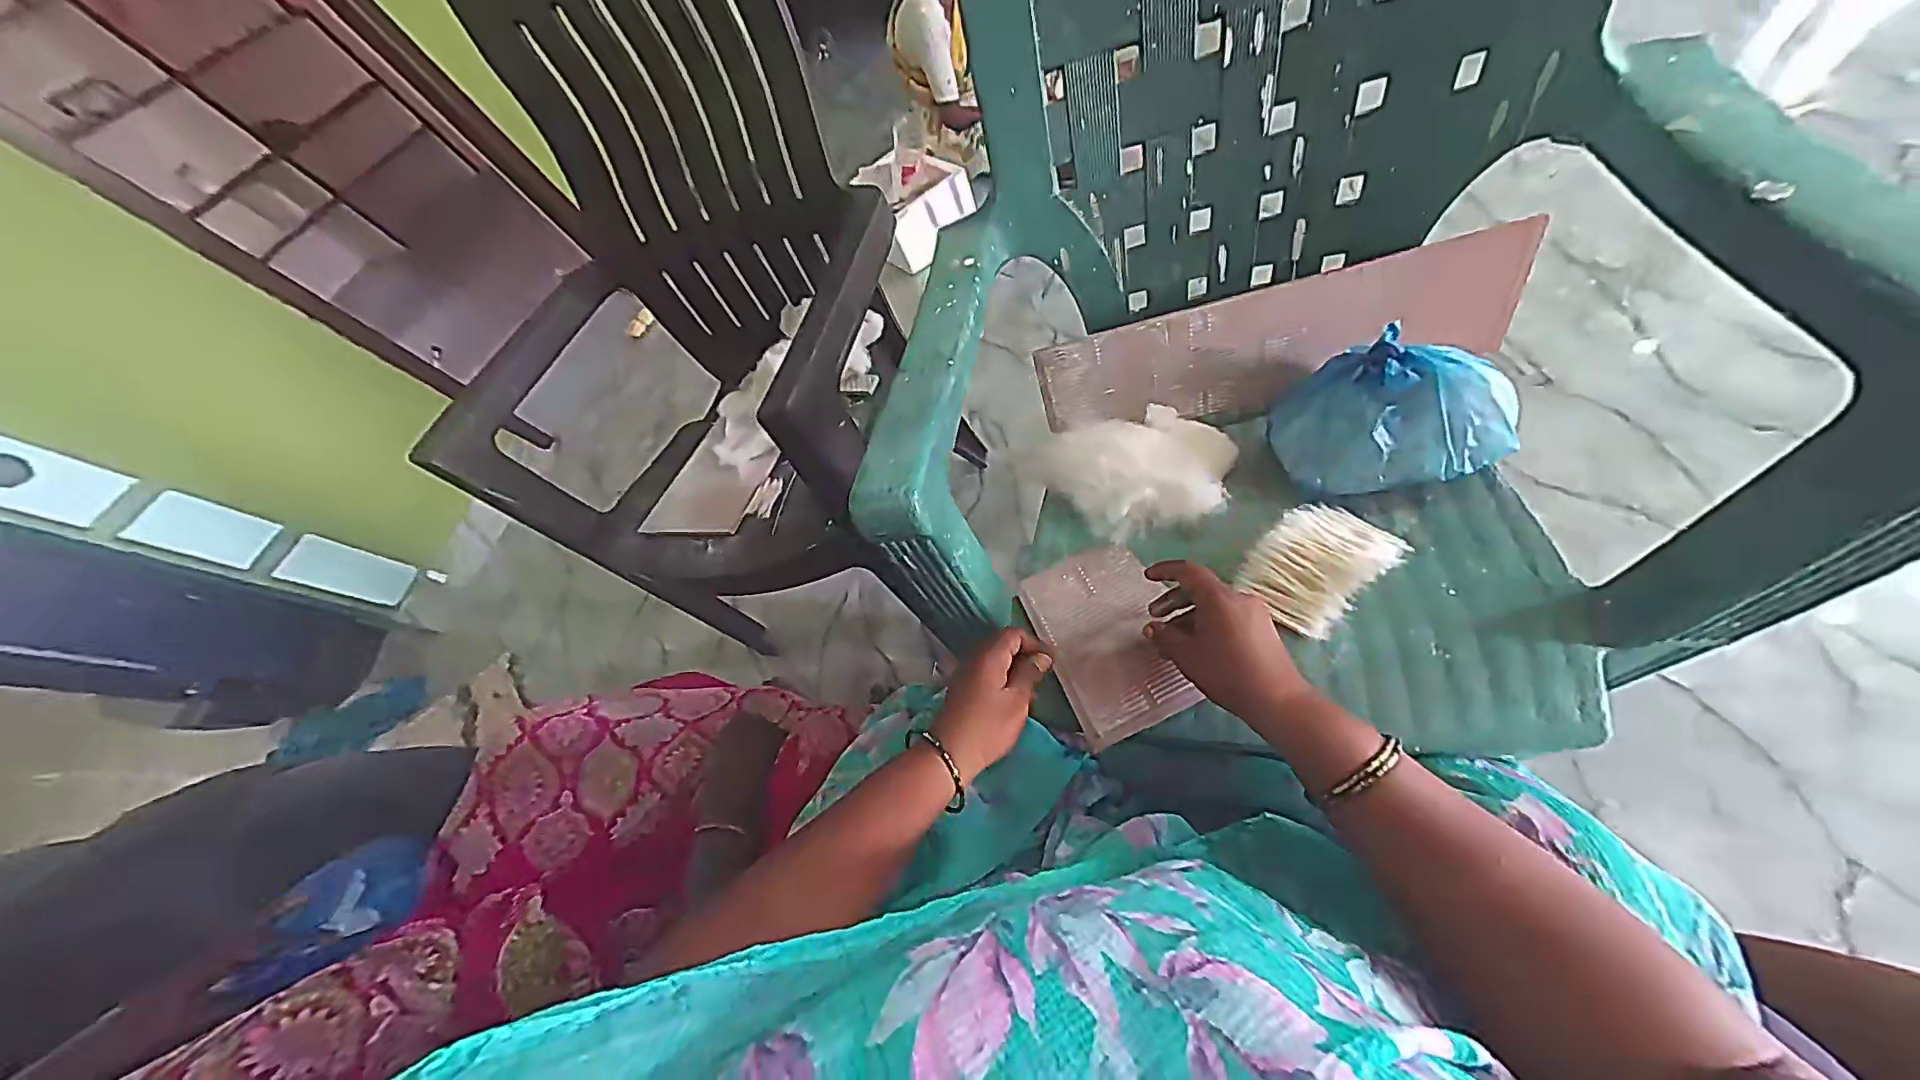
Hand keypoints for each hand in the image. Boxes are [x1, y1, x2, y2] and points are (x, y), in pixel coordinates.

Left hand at [929, 627, 1052, 781]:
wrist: (949, 753)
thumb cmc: (988, 727)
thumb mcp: (1016, 702)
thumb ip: (1029, 674)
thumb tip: (1040, 657)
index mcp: (988, 657)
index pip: (1014, 634)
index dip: (1035, 643)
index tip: (1050, 662)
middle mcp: (974, 659)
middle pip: (1002, 644)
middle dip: (1025, 655)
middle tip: (1042, 676)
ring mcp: (965, 673)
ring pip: (994, 660)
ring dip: (1014, 669)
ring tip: (1031, 692)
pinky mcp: (961, 689)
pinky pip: (986, 674)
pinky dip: (1002, 679)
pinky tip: (1011, 700)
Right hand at [1143, 561, 1317, 722]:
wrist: (1276, 699)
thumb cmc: (1227, 672)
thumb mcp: (1187, 655)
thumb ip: (1165, 636)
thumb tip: (1153, 627)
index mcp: (1219, 598)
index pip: (1188, 572)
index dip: (1166, 571)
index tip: (1149, 576)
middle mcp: (1238, 598)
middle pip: (1201, 589)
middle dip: (1174, 600)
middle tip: (1155, 615)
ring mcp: (1253, 613)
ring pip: (1214, 605)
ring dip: (1189, 615)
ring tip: (1173, 637)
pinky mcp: (1262, 628)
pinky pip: (1227, 616)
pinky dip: (1207, 623)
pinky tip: (1197, 644)